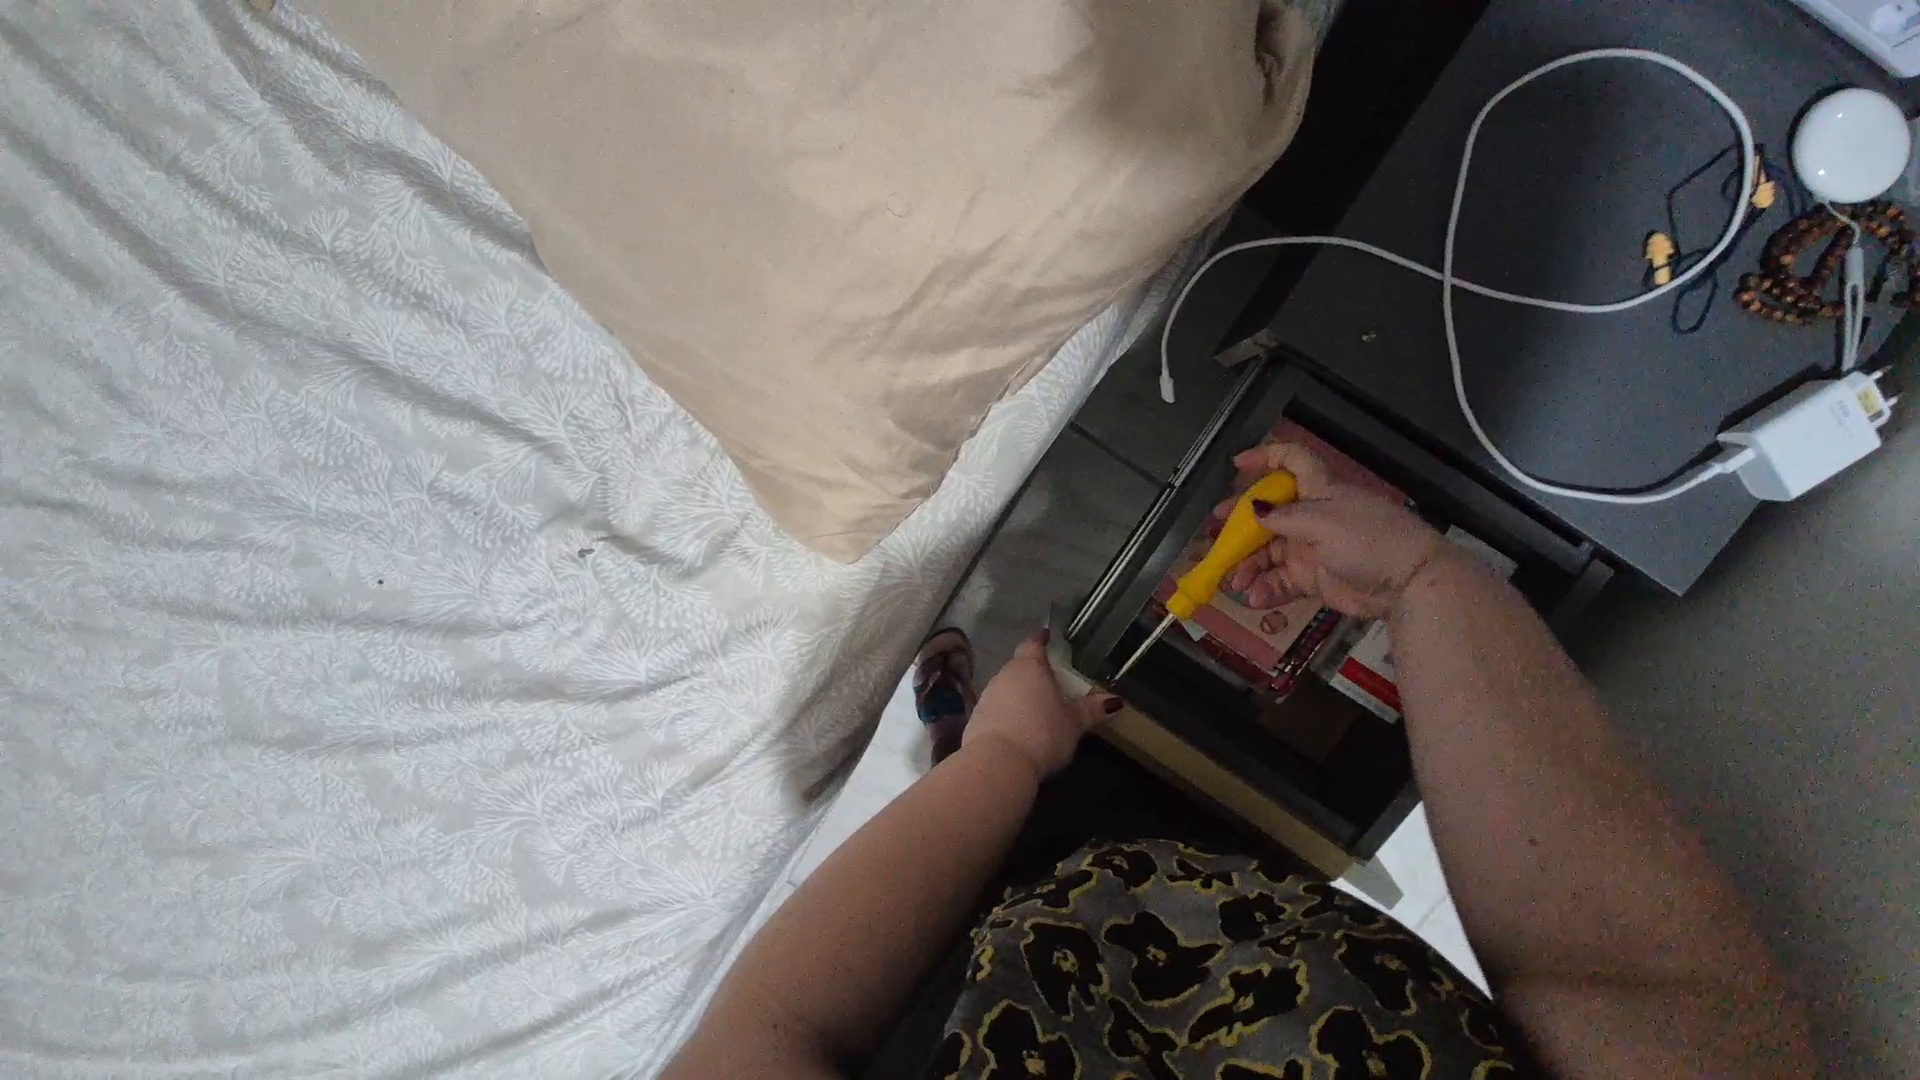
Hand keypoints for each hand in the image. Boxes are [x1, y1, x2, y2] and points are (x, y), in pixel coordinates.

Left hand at [962, 629, 1120, 780]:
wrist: (997, 763)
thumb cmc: (1042, 733)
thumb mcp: (1073, 723)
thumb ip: (1091, 710)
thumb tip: (1114, 700)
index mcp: (1029, 667)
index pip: (1033, 644)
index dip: (1040, 639)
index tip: (1046, 636)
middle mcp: (1004, 676)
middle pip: (1019, 667)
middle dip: (1032, 672)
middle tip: (1049, 680)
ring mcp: (986, 697)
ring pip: (1006, 688)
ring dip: (1019, 695)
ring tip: (1036, 707)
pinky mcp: (975, 720)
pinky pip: (996, 710)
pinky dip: (1007, 714)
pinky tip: (1018, 729)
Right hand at [1220, 442, 1453, 619]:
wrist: (1409, 584)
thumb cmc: (1370, 541)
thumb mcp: (1323, 522)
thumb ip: (1283, 518)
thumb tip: (1253, 510)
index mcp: (1318, 491)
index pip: (1292, 461)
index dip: (1266, 457)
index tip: (1237, 464)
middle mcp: (1311, 517)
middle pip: (1267, 516)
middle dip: (1240, 526)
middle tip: (1216, 538)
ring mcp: (1311, 549)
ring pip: (1267, 553)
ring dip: (1248, 566)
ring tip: (1236, 582)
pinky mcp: (1314, 578)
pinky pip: (1280, 581)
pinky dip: (1265, 589)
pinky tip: (1254, 598)